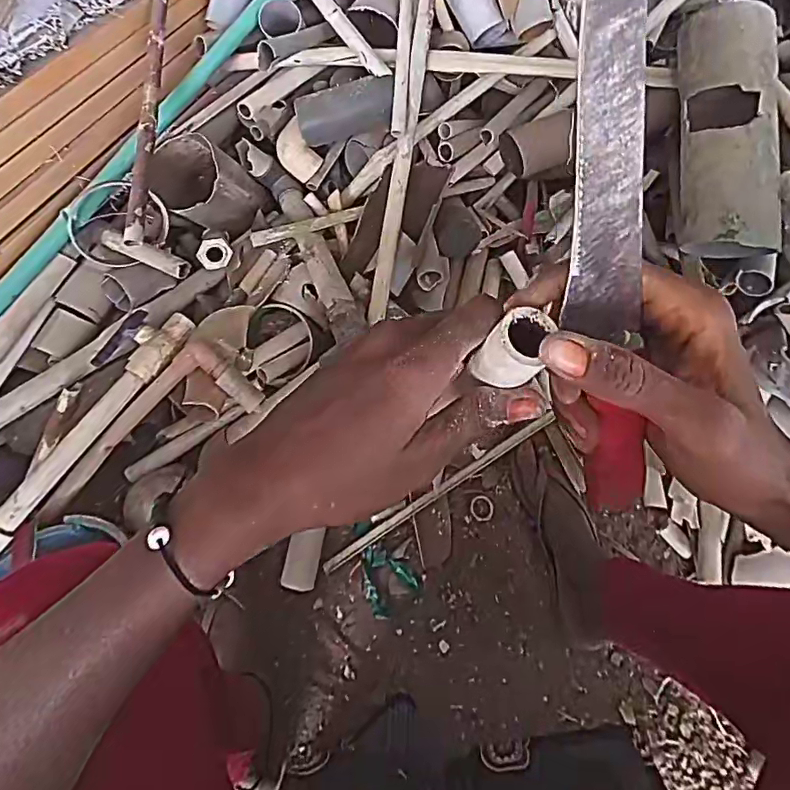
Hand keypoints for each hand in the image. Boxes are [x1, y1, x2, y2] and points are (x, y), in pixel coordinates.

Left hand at [171, 295, 544, 585]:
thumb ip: (473, 420)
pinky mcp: (352, 350)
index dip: (509, 331)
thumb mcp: (420, 461)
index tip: (520, 361)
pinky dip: (421, 362)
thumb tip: (516, 400)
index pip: (479, 313)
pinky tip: (414, 405)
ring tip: (449, 407)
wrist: (269, 473)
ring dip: (451, 358)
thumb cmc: (336, 476)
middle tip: (492, 394)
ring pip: (430, 331)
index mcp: (415, 365)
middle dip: (482, 350)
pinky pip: (401, 341)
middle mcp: (390, 340)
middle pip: (457, 320)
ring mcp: (367, 342)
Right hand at [509, 261, 789, 530]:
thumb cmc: (748, 455)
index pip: (611, 270)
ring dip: (568, 383)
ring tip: (588, 419)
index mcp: (691, 309)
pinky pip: (581, 367)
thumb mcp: (689, 416)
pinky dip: (574, 396)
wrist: (757, 489)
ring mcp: (644, 341)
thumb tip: (562, 347)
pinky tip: (592, 423)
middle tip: (561, 385)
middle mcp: (665, 316)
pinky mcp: (629, 366)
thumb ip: (625, 379)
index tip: (528, 311)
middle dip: (562, 349)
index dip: (562, 284)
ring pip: (575, 339)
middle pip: (583, 304)